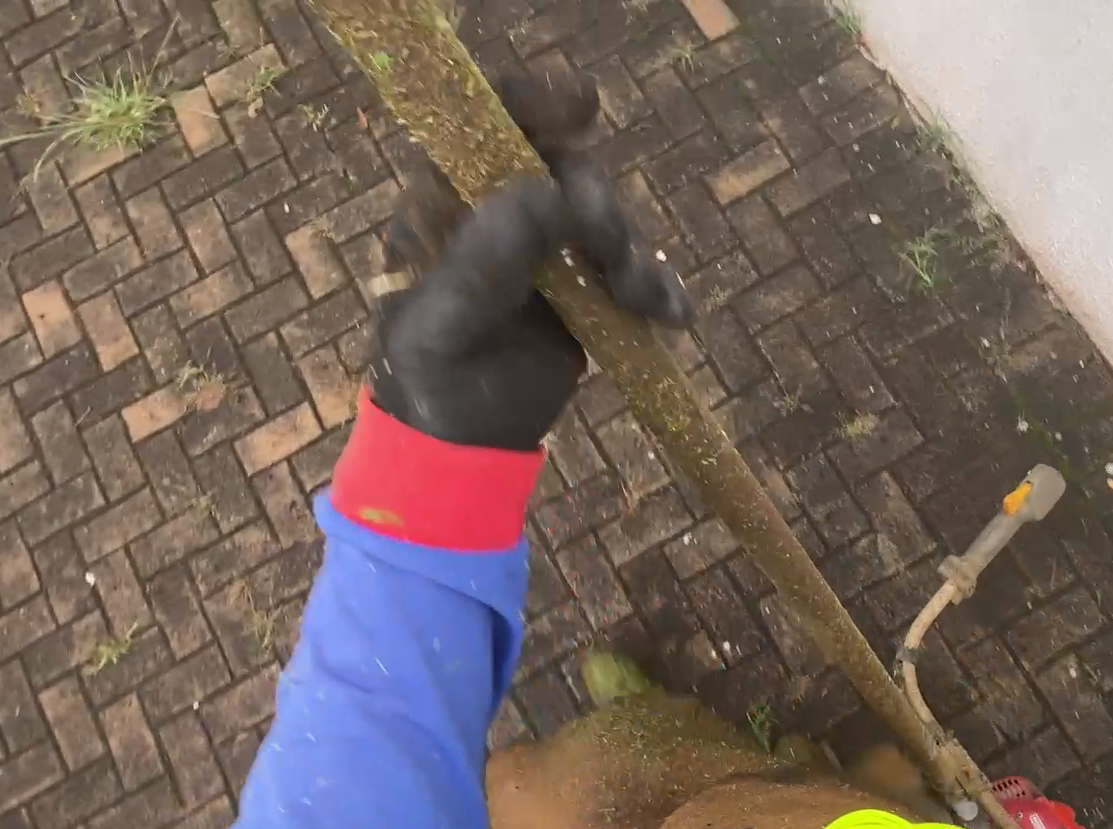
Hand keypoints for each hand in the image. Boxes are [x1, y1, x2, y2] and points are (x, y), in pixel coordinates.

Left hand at [369, 72, 691, 451]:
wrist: (470, 441)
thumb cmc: (436, 379)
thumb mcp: (442, 322)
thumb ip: (485, 255)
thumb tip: (549, 191)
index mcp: (452, 204)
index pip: (486, 126)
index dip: (533, 102)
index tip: (584, 110)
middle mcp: (506, 216)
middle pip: (569, 172)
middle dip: (603, 211)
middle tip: (616, 258)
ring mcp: (552, 255)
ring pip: (610, 224)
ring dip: (638, 258)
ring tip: (649, 305)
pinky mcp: (588, 293)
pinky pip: (632, 273)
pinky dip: (660, 290)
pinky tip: (675, 316)